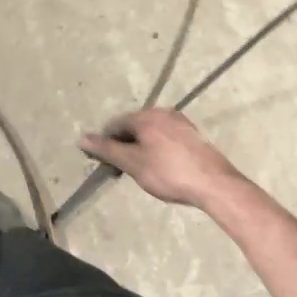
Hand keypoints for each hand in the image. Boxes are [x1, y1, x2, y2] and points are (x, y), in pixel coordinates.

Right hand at [79, 108, 245, 207]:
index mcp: (145, 116)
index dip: (105, 144)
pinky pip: (166, 137)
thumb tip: (82, 138)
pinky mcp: (193, 134)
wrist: (214, 184)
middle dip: (124, 146)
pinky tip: (163, 167)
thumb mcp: (132, 163)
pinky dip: (157, 149)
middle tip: (124, 170)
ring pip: (150, 132)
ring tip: (143, 171)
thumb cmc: (168, 173)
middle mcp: (163, 112)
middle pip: (132, 126)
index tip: (107, 166)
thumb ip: (107, 150)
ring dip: (140, 148)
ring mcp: (181, 122)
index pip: (114, 125)